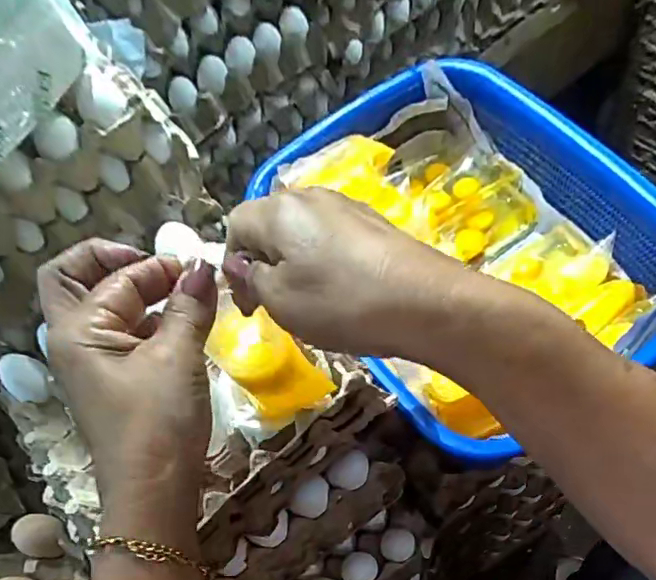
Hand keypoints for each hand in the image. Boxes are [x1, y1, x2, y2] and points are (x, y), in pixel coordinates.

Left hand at [37, 239, 217, 538]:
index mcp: (76, 330)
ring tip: (189, 302)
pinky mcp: (116, 389)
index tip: (193, 270)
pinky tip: (185, 333)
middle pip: (81, 283)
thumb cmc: (158, 423)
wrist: (153, 494)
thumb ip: (189, 307)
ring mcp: (94, 369)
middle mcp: (75, 344)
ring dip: (144, 301)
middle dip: (122, 268)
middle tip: (166, 274)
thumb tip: (203, 266)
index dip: (151, 264)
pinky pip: (128, 344)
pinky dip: (153, 330)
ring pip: (110, 315)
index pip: (108, 274)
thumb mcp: (176, 359)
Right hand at [223, 188, 475, 358]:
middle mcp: (309, 196)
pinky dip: (324, 265)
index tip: (248, 305)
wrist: (422, 302)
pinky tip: (340, 293)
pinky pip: (331, 240)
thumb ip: (251, 280)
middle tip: (276, 306)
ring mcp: (345, 207)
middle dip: (264, 264)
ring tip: (310, 303)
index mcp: (278, 210)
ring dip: (295, 266)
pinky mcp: (372, 224)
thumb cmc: (340, 303)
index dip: (233, 265)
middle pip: (269, 225)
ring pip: (301, 234)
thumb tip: (237, 265)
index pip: (235, 225)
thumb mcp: (281, 302)